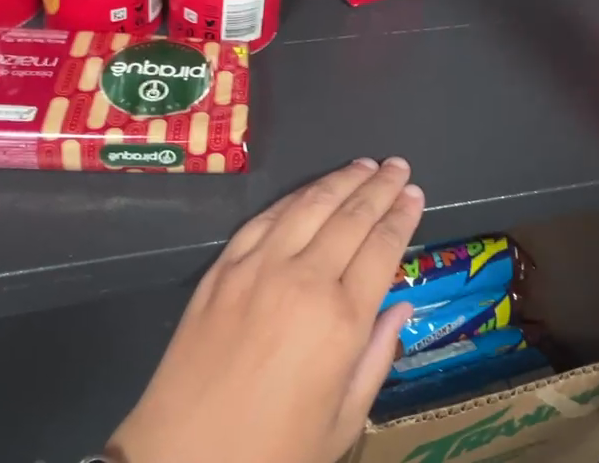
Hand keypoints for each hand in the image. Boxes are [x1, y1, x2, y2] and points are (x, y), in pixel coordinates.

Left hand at [108, 159, 423, 462]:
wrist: (184, 461)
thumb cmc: (274, 451)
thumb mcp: (343, 421)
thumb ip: (378, 357)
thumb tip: (402, 306)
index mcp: (342, 321)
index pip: (382, 247)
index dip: (402, 215)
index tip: (415, 192)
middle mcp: (304, 280)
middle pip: (351, 216)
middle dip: (379, 187)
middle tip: (396, 165)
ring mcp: (258, 268)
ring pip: (309, 205)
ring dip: (340, 181)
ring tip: (363, 165)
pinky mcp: (223, 268)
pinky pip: (265, 218)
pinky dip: (294, 197)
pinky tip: (310, 190)